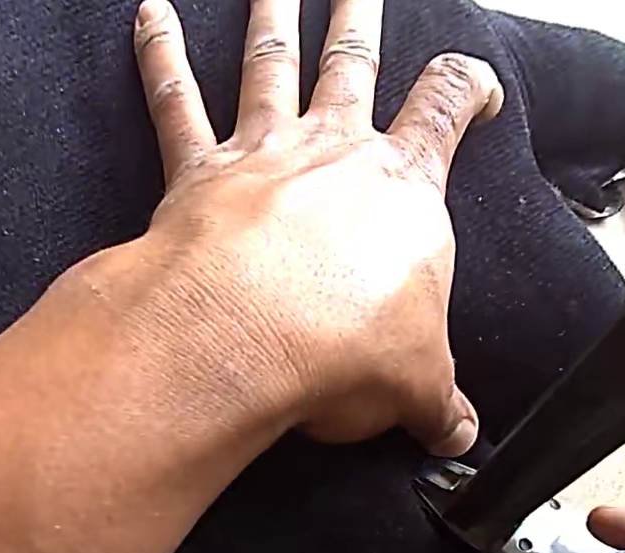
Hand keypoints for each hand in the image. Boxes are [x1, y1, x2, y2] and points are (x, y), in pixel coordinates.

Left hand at [107, 0, 501, 457]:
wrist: (253, 338)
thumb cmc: (343, 351)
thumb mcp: (412, 385)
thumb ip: (438, 406)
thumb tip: (459, 438)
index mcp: (401, 191)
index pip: (448, 112)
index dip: (468, 93)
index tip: (477, 91)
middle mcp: (333, 153)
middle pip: (354, 63)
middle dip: (360, 20)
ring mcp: (261, 156)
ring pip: (269, 62)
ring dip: (273, 14)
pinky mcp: (196, 178)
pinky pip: (173, 101)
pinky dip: (158, 54)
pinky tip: (147, 11)